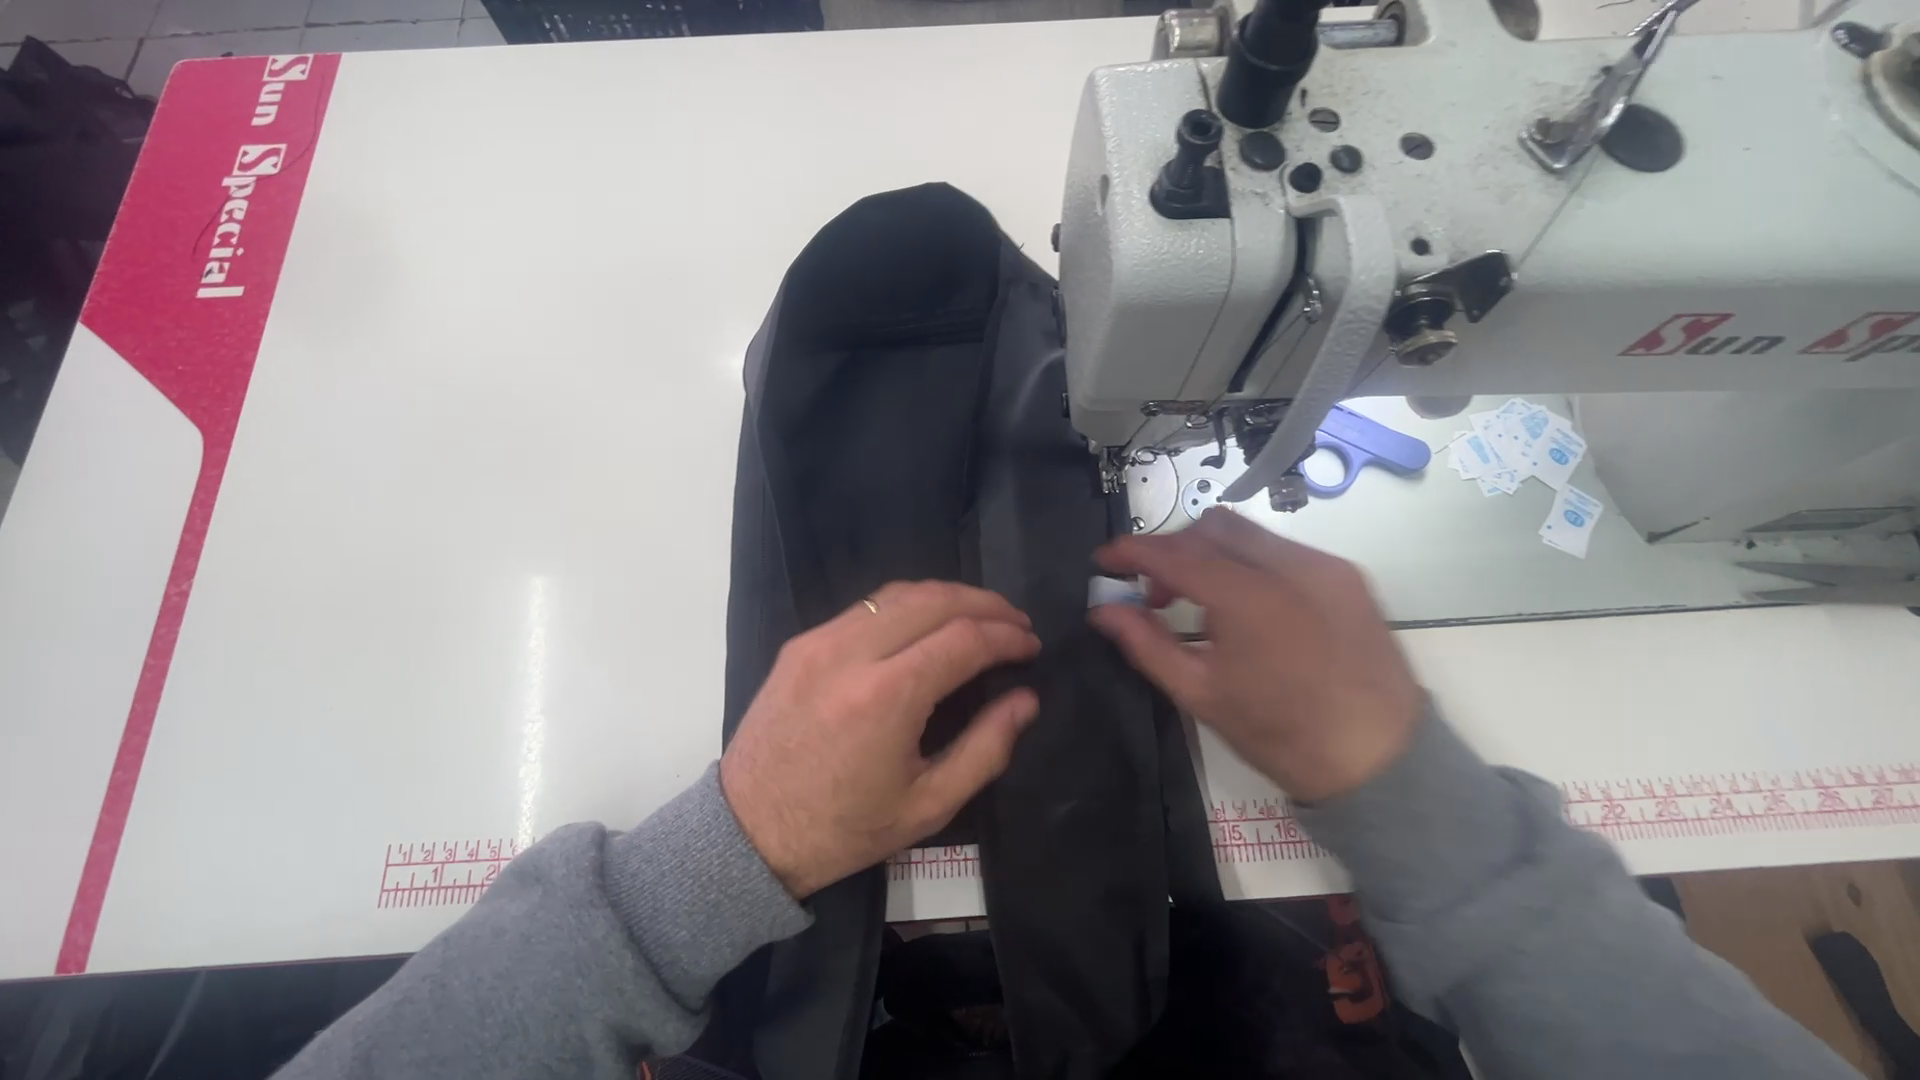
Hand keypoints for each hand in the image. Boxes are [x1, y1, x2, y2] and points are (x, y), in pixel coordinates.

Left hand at [720, 581, 1041, 898]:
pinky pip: (866, 607)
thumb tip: (1025, 700)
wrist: (748, 832)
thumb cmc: (844, 829)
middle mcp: (851, 653)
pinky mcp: (801, 644)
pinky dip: (908, 606)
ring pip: (898, 594)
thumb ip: (986, 748)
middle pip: (934, 600)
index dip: (1007, 637)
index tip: (1032, 646)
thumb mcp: (928, 805)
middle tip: (1016, 622)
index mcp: (886, 697)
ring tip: (981, 615)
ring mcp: (819, 642)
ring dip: (947, 596)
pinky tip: (927, 624)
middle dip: (985, 604)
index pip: (964, 639)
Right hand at [1089, 508, 1419, 803]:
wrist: (1381, 759)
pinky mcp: (1348, 576)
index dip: (1131, 550)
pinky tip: (1248, 609)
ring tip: (1200, 602)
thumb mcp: (1201, 694)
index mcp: (1247, 599)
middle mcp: (1289, 566)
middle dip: (1172, 548)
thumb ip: (1146, 644)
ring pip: (1249, 533)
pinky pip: (1283, 551)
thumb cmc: (1281, 734)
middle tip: (1154, 592)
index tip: (1104, 561)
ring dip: (1210, 553)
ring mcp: (1324, 566)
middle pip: (1211, 527)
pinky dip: (1249, 565)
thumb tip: (1102, 610)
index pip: (1175, 553)